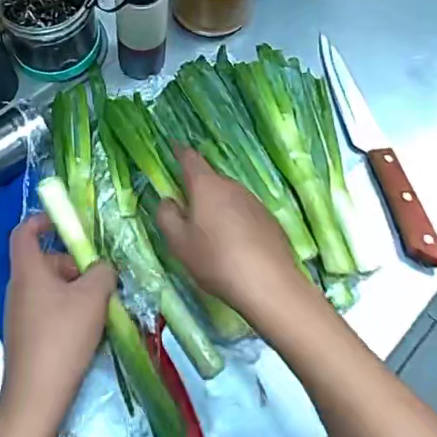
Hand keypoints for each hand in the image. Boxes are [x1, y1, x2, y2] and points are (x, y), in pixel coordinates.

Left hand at [0, 213, 115, 418]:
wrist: (36, 397)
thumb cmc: (61, 337)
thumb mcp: (91, 298)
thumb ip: (102, 273)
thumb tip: (104, 267)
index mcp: (27, 270)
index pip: (23, 231)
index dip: (41, 220)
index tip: (64, 221)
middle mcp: (18, 287)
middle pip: (44, 262)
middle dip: (73, 263)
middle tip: (100, 276)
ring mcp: (20, 314)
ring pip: (49, 288)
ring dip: (75, 290)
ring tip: (102, 305)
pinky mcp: (27, 337)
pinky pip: (48, 311)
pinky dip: (68, 312)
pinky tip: (90, 331)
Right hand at [156, 145, 309, 316]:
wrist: (271, 286)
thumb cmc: (216, 260)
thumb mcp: (178, 242)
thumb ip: (166, 215)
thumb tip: (169, 200)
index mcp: (206, 185)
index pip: (190, 158)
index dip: (179, 152)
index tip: (173, 150)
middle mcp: (232, 186)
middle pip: (209, 180)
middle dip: (197, 191)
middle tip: (188, 214)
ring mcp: (254, 202)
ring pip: (228, 197)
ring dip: (217, 208)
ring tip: (212, 237)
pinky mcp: (271, 221)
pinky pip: (245, 213)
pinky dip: (236, 222)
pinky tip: (236, 248)